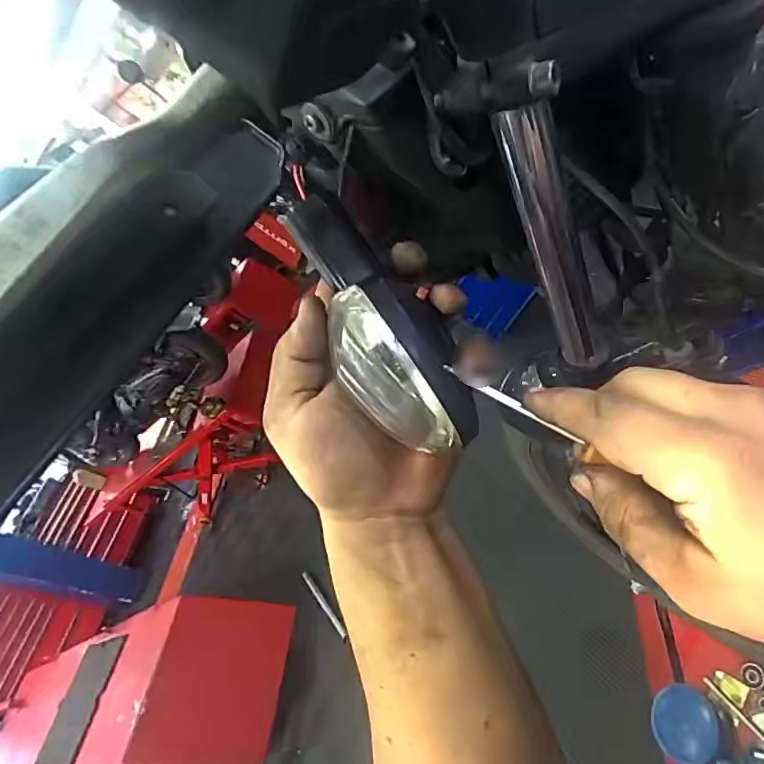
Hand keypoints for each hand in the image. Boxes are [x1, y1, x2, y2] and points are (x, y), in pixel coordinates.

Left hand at [263, 245, 467, 524]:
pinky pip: (465, 350)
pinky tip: (466, 346)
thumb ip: (296, 358)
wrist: (385, 508)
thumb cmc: (331, 463)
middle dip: (406, 269)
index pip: (348, 298)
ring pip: (435, 314)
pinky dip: (472, 340)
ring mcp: (420, 363)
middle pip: (397, 295)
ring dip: (444, 295)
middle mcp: (381, 347)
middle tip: (414, 263)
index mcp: (339, 350)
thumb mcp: (292, 413)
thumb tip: (312, 299)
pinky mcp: (451, 382)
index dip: (358, 272)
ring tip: (447, 299)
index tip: (370, 255)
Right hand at [528, 369, 763, 676]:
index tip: (531, 401)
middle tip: (591, 460)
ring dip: (633, 406)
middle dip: (597, 405)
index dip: (566, 407)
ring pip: (668, 380)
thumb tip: (589, 477)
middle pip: (637, 381)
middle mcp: (729, 408)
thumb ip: (633, 522)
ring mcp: (758, 399)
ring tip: (633, 463)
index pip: (614, 415)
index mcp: (705, 456)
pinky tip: (677, 453)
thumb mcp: (698, 583)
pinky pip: (700, 390)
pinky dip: (668, 408)